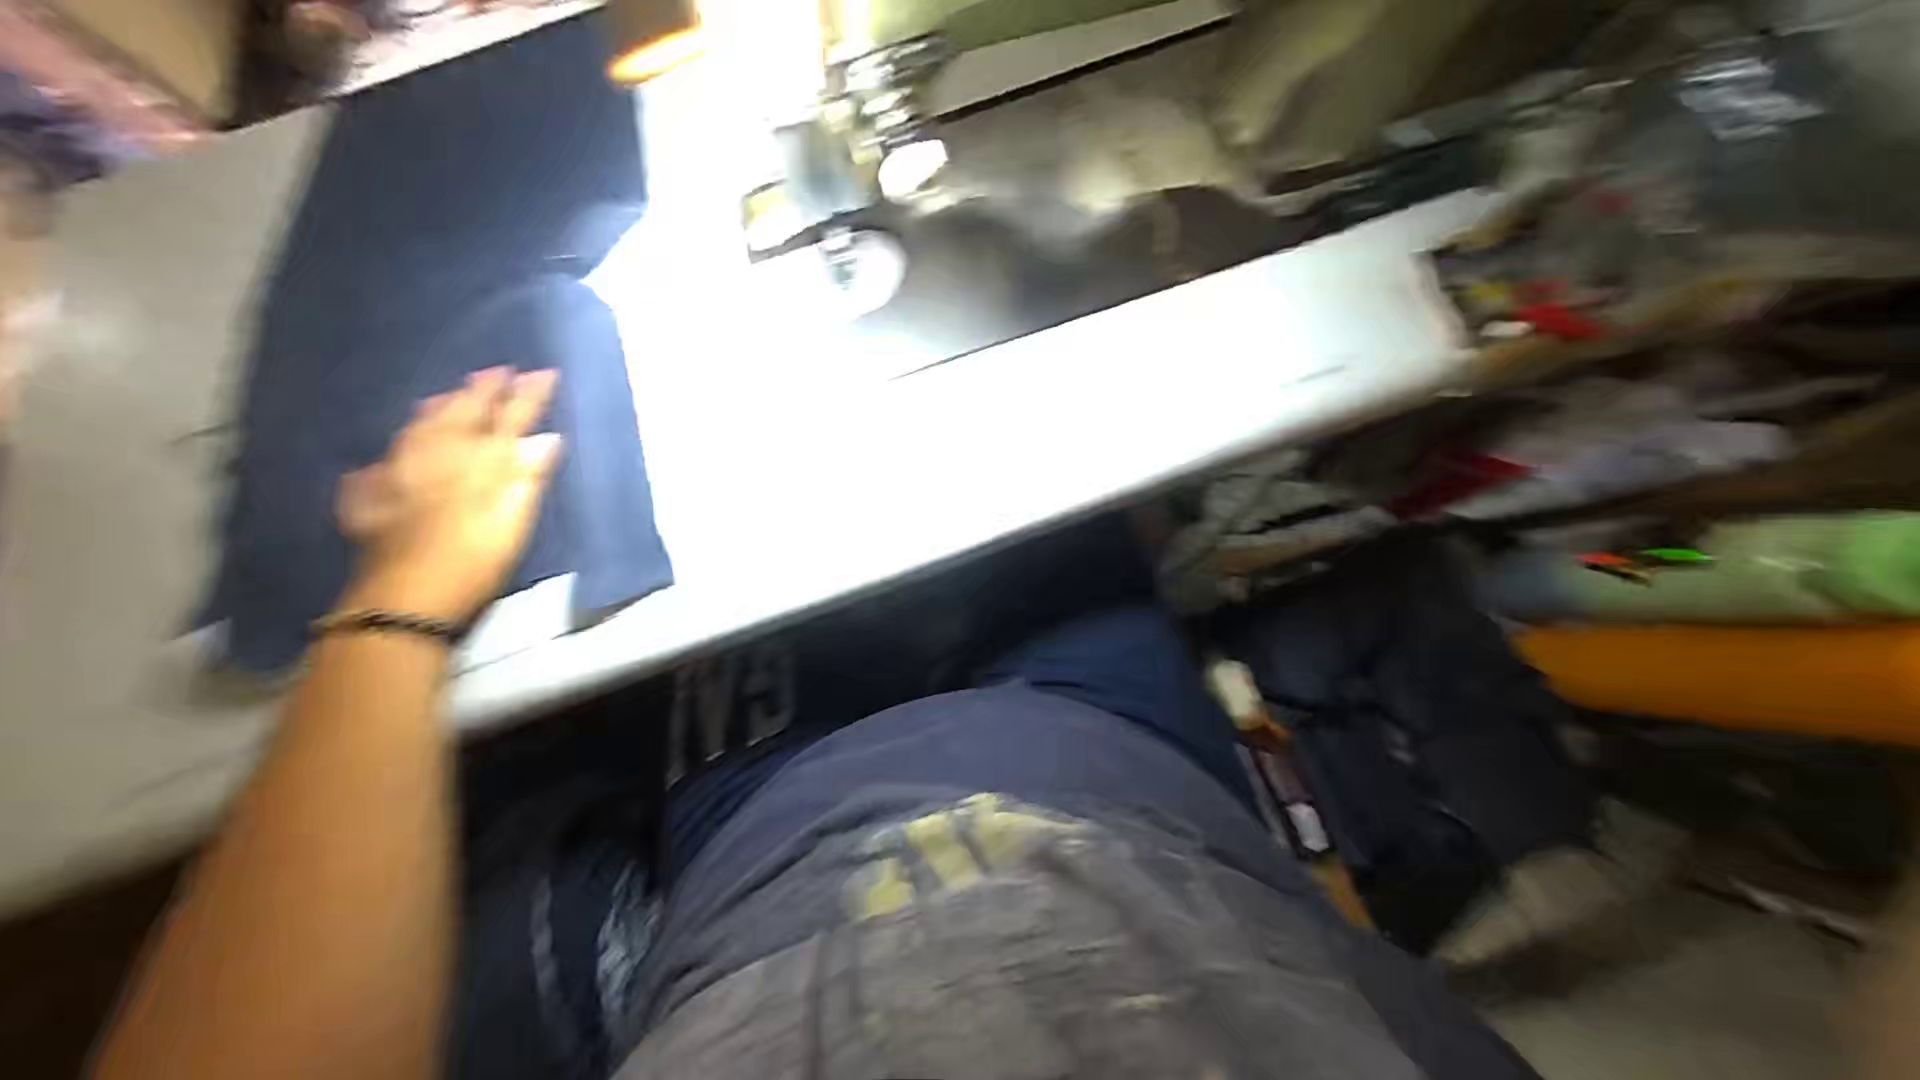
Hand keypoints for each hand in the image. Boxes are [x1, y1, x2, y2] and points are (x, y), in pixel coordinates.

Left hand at [336, 367, 562, 621]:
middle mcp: (435, 462)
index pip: (509, 420)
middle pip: (460, 419)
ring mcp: (398, 480)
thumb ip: (526, 478)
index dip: (527, 396)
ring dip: (434, 412)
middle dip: (479, 393)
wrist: (405, 599)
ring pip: (415, 434)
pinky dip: (383, 464)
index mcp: (477, 465)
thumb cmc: (473, 561)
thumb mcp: (513, 521)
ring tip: (442, 397)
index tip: (543, 372)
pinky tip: (378, 464)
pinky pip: (375, 475)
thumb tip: (545, 440)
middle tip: (493, 371)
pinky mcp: (372, 505)